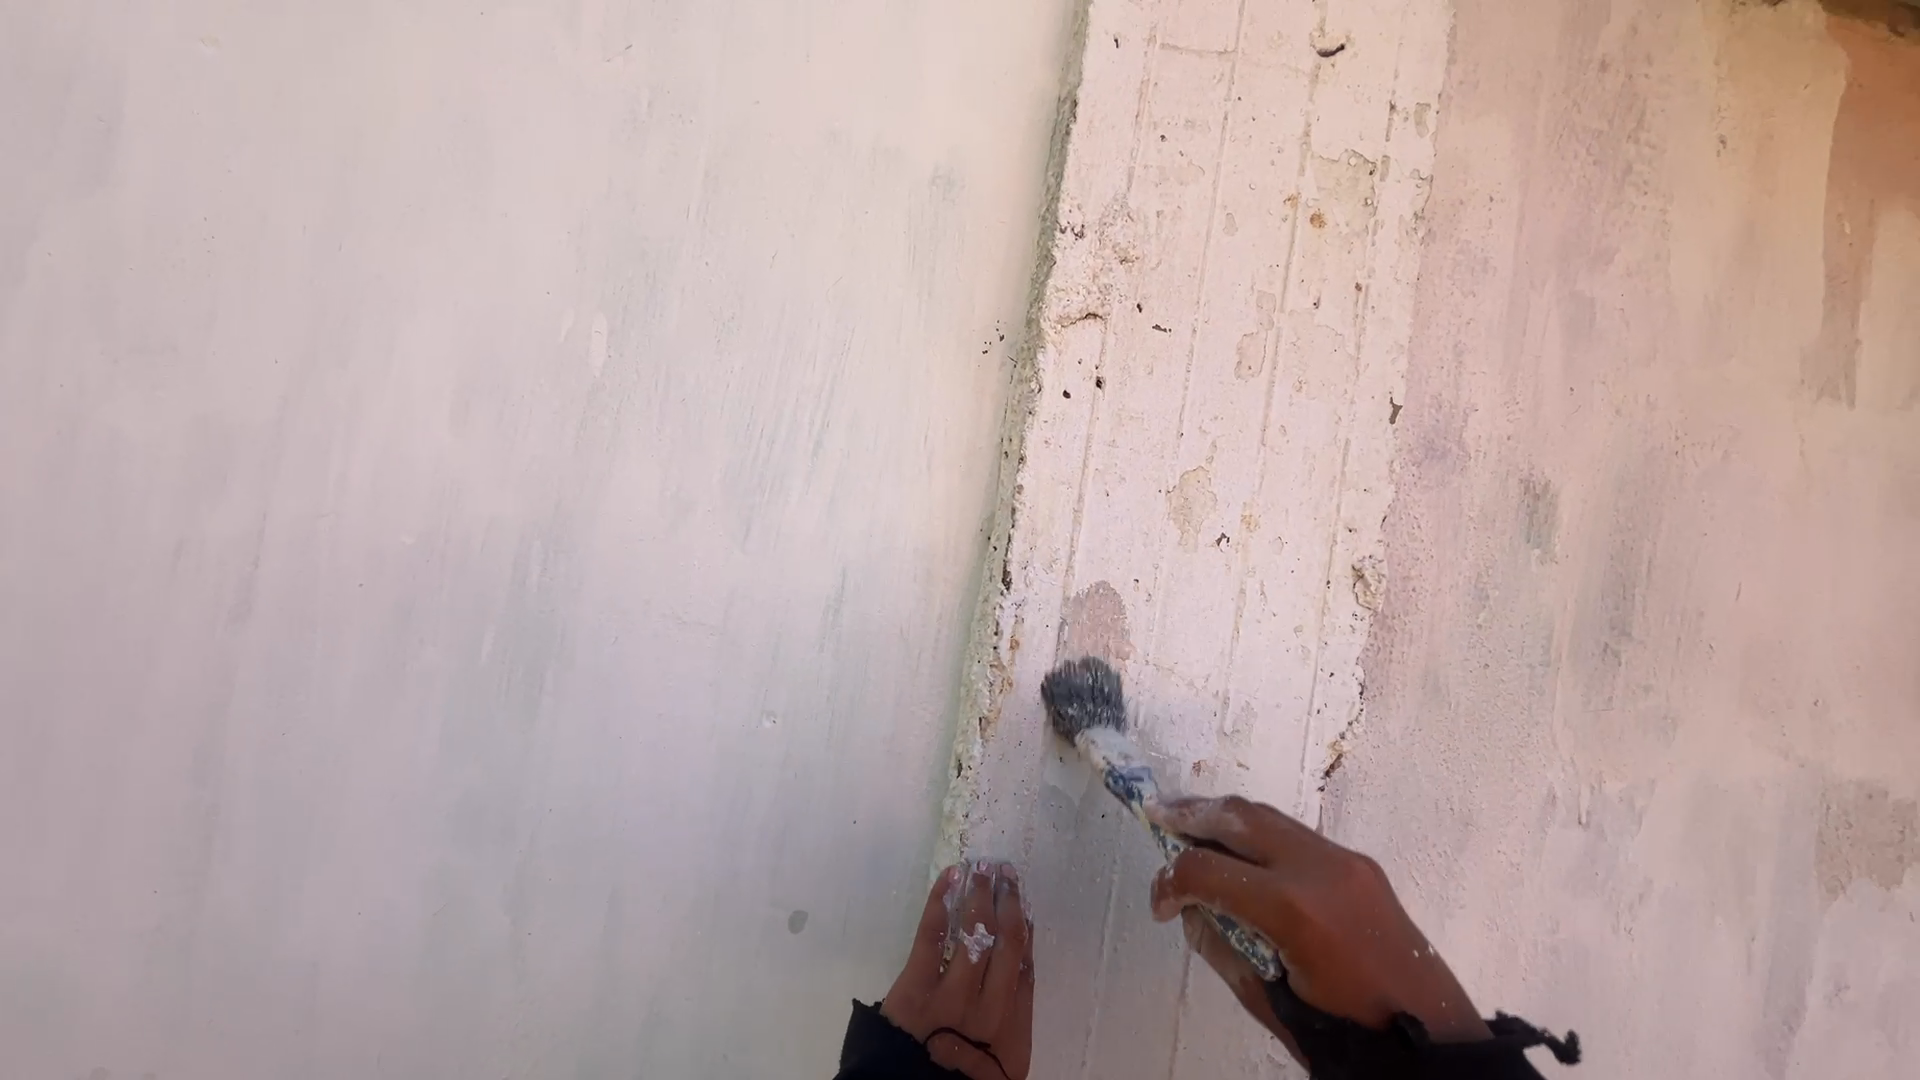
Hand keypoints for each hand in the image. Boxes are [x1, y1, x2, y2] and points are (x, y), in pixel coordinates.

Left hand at [881, 861, 1033, 1079]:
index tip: (1024, 904)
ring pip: (977, 933)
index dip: (1026, 931)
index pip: (1027, 970)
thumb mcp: (1000, 1063)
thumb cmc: (958, 1076)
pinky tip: (950, 876)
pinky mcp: (917, 986)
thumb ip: (1012, 1020)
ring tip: (983, 867)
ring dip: (981, 893)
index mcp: (1015, 1034)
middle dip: (1009, 902)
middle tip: (1007, 872)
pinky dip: (942, 900)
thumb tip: (1020, 963)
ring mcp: (953, 998)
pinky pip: (933, 935)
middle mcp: (991, 1013)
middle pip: (1008, 945)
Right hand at [1145, 796, 1488, 1061]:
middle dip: (1189, 813)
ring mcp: (1343, 859)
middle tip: (1155, 814)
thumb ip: (1218, 946)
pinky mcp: (1359, 862)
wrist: (1435, 1043)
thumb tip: (1192, 909)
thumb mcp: (1267, 999)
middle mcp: (1317, 867)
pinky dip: (1258, 831)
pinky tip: (1240, 847)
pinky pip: (1295, 833)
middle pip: (1236, 817)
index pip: (1206, 870)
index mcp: (1292, 908)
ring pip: (1266, 814)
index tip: (1160, 906)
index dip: (1170, 882)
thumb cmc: (1346, 1034)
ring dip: (1223, 815)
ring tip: (1189, 820)